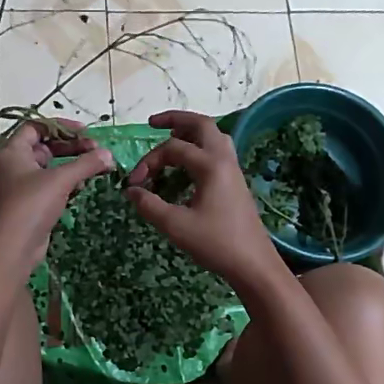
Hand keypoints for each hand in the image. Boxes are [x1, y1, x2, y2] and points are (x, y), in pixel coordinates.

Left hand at [0, 121, 115, 277]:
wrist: (12, 248)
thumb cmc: (30, 205)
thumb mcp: (60, 180)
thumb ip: (85, 164)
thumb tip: (108, 154)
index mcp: (12, 150)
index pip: (36, 127)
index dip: (61, 127)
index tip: (86, 132)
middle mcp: (13, 164)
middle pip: (45, 146)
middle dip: (72, 147)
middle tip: (97, 151)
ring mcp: (20, 184)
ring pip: (49, 166)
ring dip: (72, 165)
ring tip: (95, 168)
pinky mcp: (29, 203)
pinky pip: (50, 185)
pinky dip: (66, 183)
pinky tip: (82, 186)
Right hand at [124, 111, 283, 287]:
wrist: (253, 264)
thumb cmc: (215, 243)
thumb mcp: (175, 226)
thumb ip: (149, 205)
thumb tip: (130, 190)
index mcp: (210, 166)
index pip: (172, 149)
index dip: (148, 162)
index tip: (133, 184)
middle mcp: (224, 160)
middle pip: (201, 125)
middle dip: (175, 120)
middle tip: (152, 123)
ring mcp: (233, 170)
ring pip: (213, 136)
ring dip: (190, 132)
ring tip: (170, 137)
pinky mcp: (235, 183)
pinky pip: (217, 152)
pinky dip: (199, 148)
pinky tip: (186, 166)